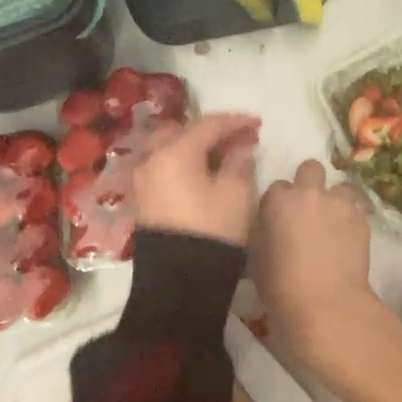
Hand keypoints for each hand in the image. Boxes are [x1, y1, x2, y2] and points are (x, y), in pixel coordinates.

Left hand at [133, 113, 262, 246]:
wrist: (179, 279)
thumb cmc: (212, 229)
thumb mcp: (236, 193)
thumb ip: (240, 162)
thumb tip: (239, 148)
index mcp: (175, 151)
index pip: (209, 124)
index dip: (236, 122)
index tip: (258, 124)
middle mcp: (153, 159)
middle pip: (185, 132)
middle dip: (213, 132)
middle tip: (238, 139)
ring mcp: (144, 180)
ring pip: (171, 149)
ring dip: (196, 147)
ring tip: (221, 156)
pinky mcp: (144, 199)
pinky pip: (165, 168)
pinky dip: (184, 163)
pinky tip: (203, 173)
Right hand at [251, 160, 379, 364]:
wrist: (325, 304)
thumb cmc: (281, 286)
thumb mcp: (256, 258)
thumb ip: (263, 231)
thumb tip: (270, 225)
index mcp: (278, 200)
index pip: (276, 187)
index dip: (279, 203)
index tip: (280, 219)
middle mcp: (309, 193)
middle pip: (311, 168)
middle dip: (309, 182)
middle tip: (308, 208)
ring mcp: (339, 204)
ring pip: (341, 186)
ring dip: (336, 199)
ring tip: (334, 221)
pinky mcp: (362, 219)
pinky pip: (357, 208)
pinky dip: (351, 217)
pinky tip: (347, 236)